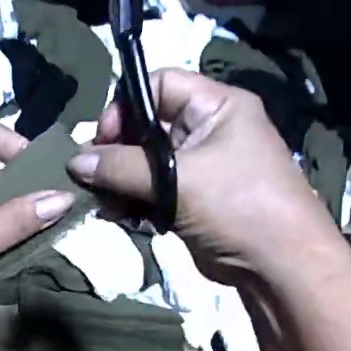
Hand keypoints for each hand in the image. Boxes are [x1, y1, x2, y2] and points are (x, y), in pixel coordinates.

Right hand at [66, 69, 343, 276]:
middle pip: (143, 126)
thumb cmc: (238, 206)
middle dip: (114, 151)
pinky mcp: (186, 197)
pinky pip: (145, 188)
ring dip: (115, 181)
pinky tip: (116, 216)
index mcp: (217, 108)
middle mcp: (205, 130)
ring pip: (139, 161)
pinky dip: (128, 200)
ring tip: (105, 203)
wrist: (277, 266)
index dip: (126, 105)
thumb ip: (121, 167)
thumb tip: (74, 162)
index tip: (104, 138)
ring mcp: (195, 166)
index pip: (159, 84)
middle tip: (93, 175)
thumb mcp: (177, 179)